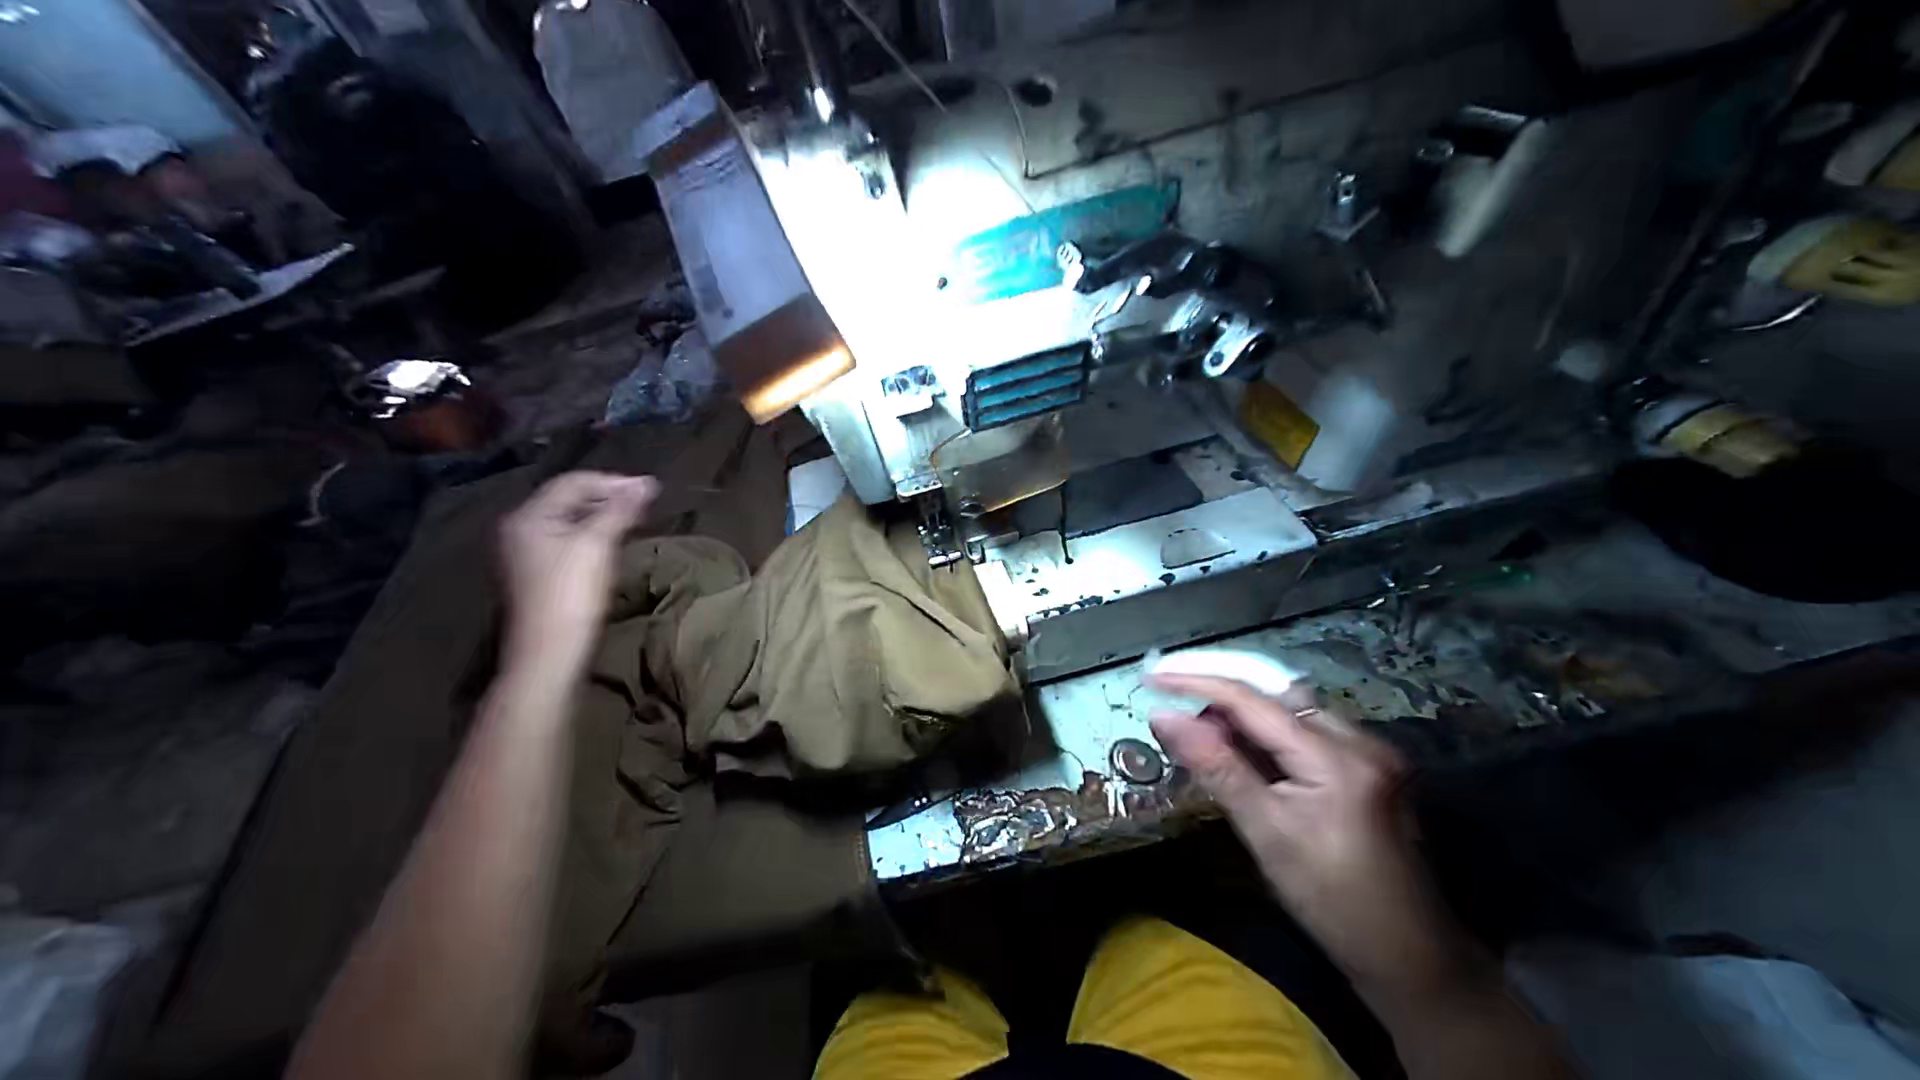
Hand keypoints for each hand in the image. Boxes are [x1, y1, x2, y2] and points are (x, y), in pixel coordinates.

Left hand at [498, 471, 658, 665]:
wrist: (549, 651)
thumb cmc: (572, 593)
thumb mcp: (598, 544)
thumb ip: (621, 509)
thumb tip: (648, 482)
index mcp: (529, 515)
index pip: (574, 482)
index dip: (613, 482)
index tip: (649, 491)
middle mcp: (520, 527)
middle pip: (569, 499)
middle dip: (608, 497)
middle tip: (645, 505)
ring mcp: (525, 551)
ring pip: (570, 519)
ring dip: (603, 516)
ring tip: (635, 521)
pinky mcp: (537, 571)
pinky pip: (567, 539)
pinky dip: (592, 534)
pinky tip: (613, 542)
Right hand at [1149, 674, 1471, 992]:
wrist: (1411, 955)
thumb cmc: (1331, 900)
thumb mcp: (1265, 832)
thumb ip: (1216, 766)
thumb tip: (1164, 717)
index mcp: (1336, 757)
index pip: (1253, 700)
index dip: (1197, 683)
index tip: (1152, 677)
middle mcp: (1360, 740)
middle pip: (1275, 696)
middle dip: (1221, 697)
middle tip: (1177, 714)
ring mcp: (1372, 751)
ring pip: (1291, 709)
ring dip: (1244, 714)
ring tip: (1204, 733)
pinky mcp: (1371, 765)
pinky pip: (1308, 729)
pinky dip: (1270, 732)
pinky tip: (1246, 750)